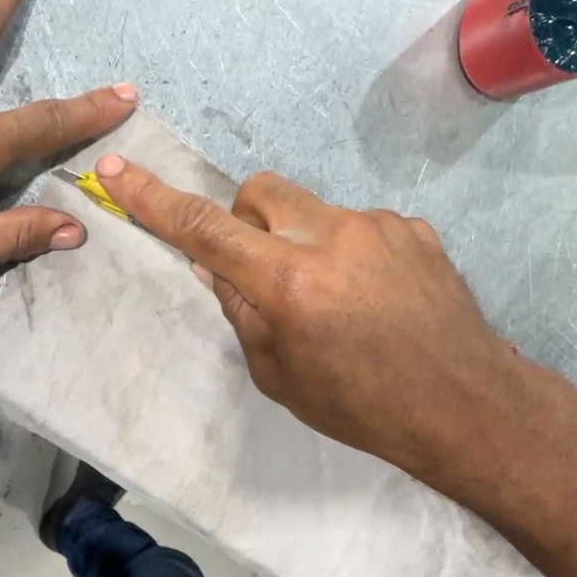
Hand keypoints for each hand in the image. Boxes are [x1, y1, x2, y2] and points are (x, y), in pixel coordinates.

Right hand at [94, 156, 521, 475]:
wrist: (460, 402)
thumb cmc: (355, 405)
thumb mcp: (276, 373)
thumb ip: (240, 311)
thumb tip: (213, 265)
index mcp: (288, 283)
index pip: (205, 229)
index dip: (154, 201)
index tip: (117, 172)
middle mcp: (331, 237)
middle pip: (260, 191)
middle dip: (244, 223)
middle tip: (258, 274)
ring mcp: (378, 225)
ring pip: (310, 210)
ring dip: (297, 242)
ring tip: (330, 301)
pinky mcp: (413, 227)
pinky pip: (354, 226)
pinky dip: (343, 253)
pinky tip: (370, 299)